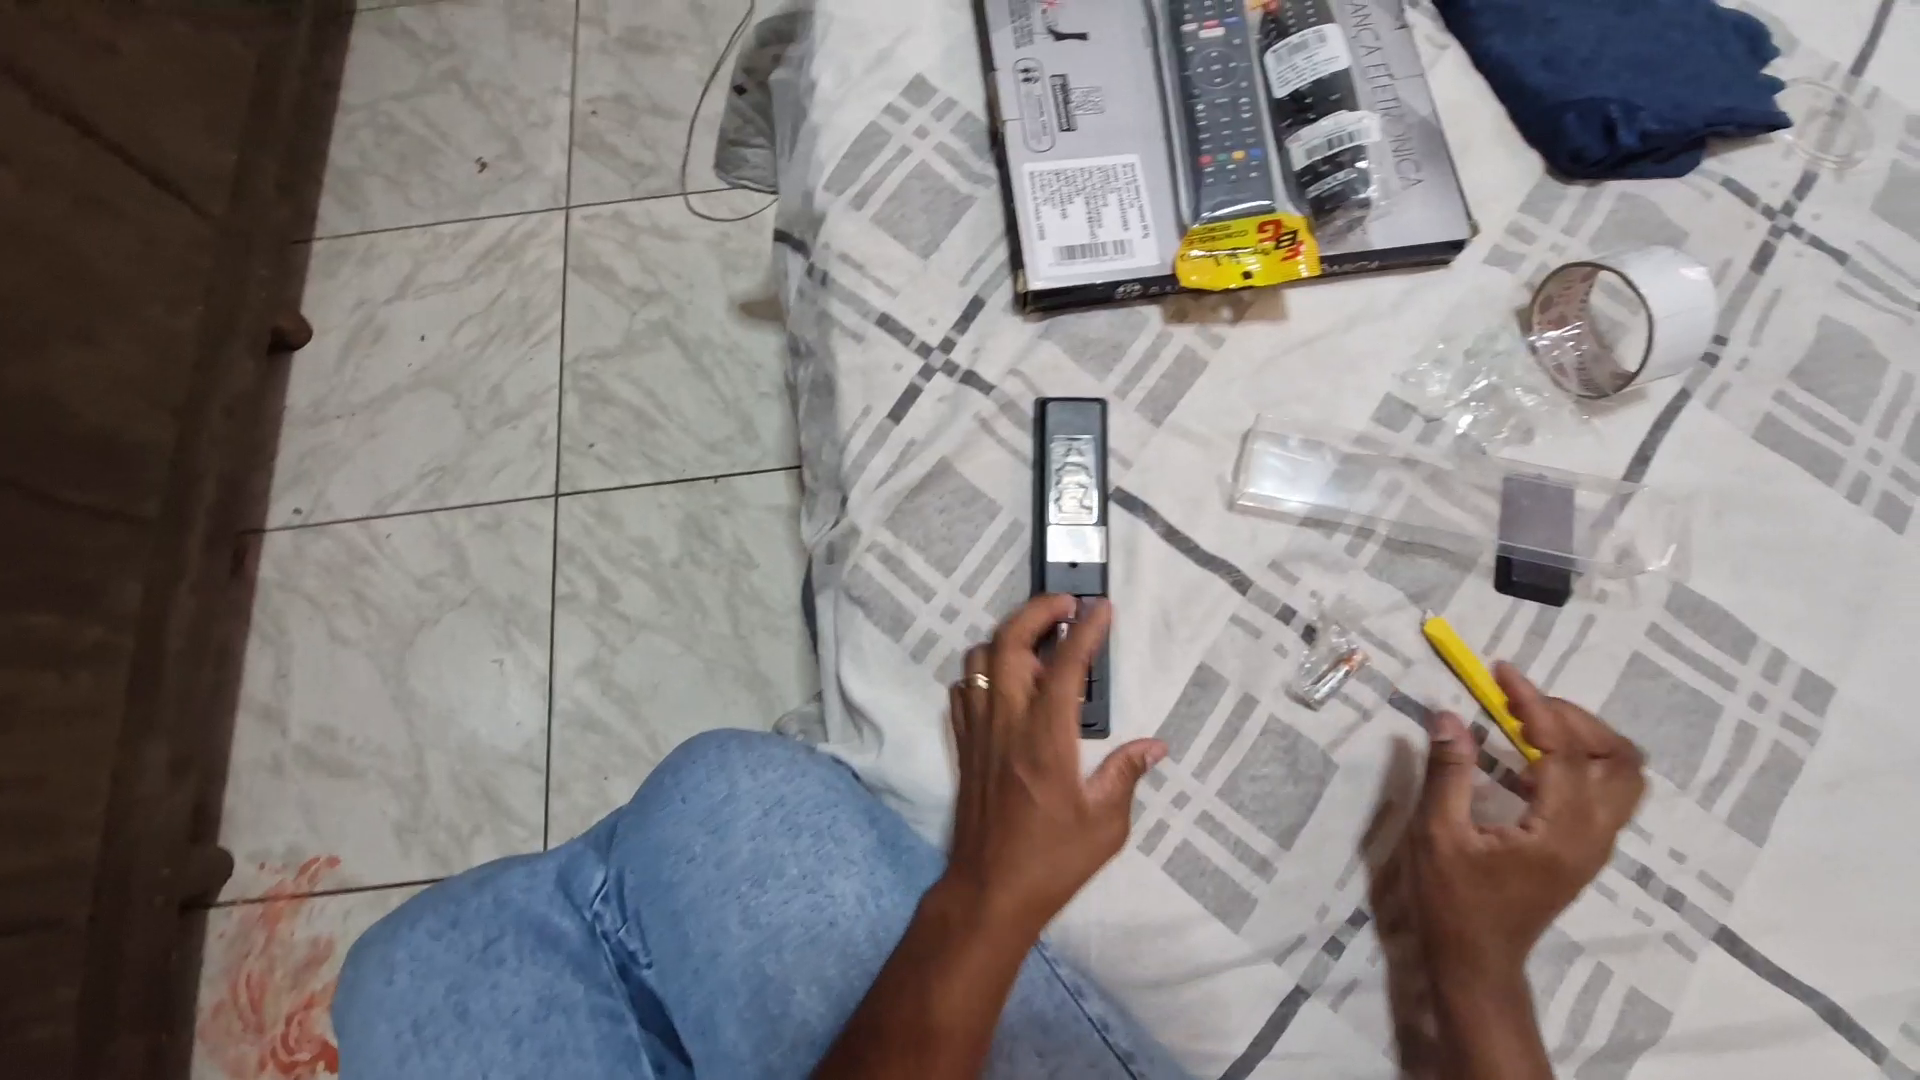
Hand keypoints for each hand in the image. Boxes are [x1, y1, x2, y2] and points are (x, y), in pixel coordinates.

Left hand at [942, 594, 1166, 939]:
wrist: (988, 889)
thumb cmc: (1051, 860)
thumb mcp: (1105, 823)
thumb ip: (1126, 775)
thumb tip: (1155, 745)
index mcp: (1046, 736)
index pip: (1066, 664)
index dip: (1086, 629)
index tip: (1102, 607)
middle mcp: (1006, 720)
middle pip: (1008, 642)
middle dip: (1036, 611)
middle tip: (1065, 605)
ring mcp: (978, 729)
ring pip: (979, 659)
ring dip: (1007, 637)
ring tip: (1038, 640)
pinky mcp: (963, 744)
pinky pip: (964, 690)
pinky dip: (983, 671)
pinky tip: (1006, 683)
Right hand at [1410, 662, 1645, 983]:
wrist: (1477, 959)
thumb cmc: (1452, 899)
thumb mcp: (1437, 833)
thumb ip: (1448, 772)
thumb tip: (1450, 715)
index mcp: (1560, 830)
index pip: (1566, 749)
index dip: (1534, 703)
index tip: (1501, 672)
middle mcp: (1593, 835)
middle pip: (1619, 758)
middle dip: (1572, 716)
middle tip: (1517, 699)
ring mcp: (1595, 844)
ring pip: (1622, 775)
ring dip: (1583, 736)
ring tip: (1527, 720)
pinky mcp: (1584, 848)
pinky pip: (1604, 790)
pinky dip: (1577, 758)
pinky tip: (1528, 756)